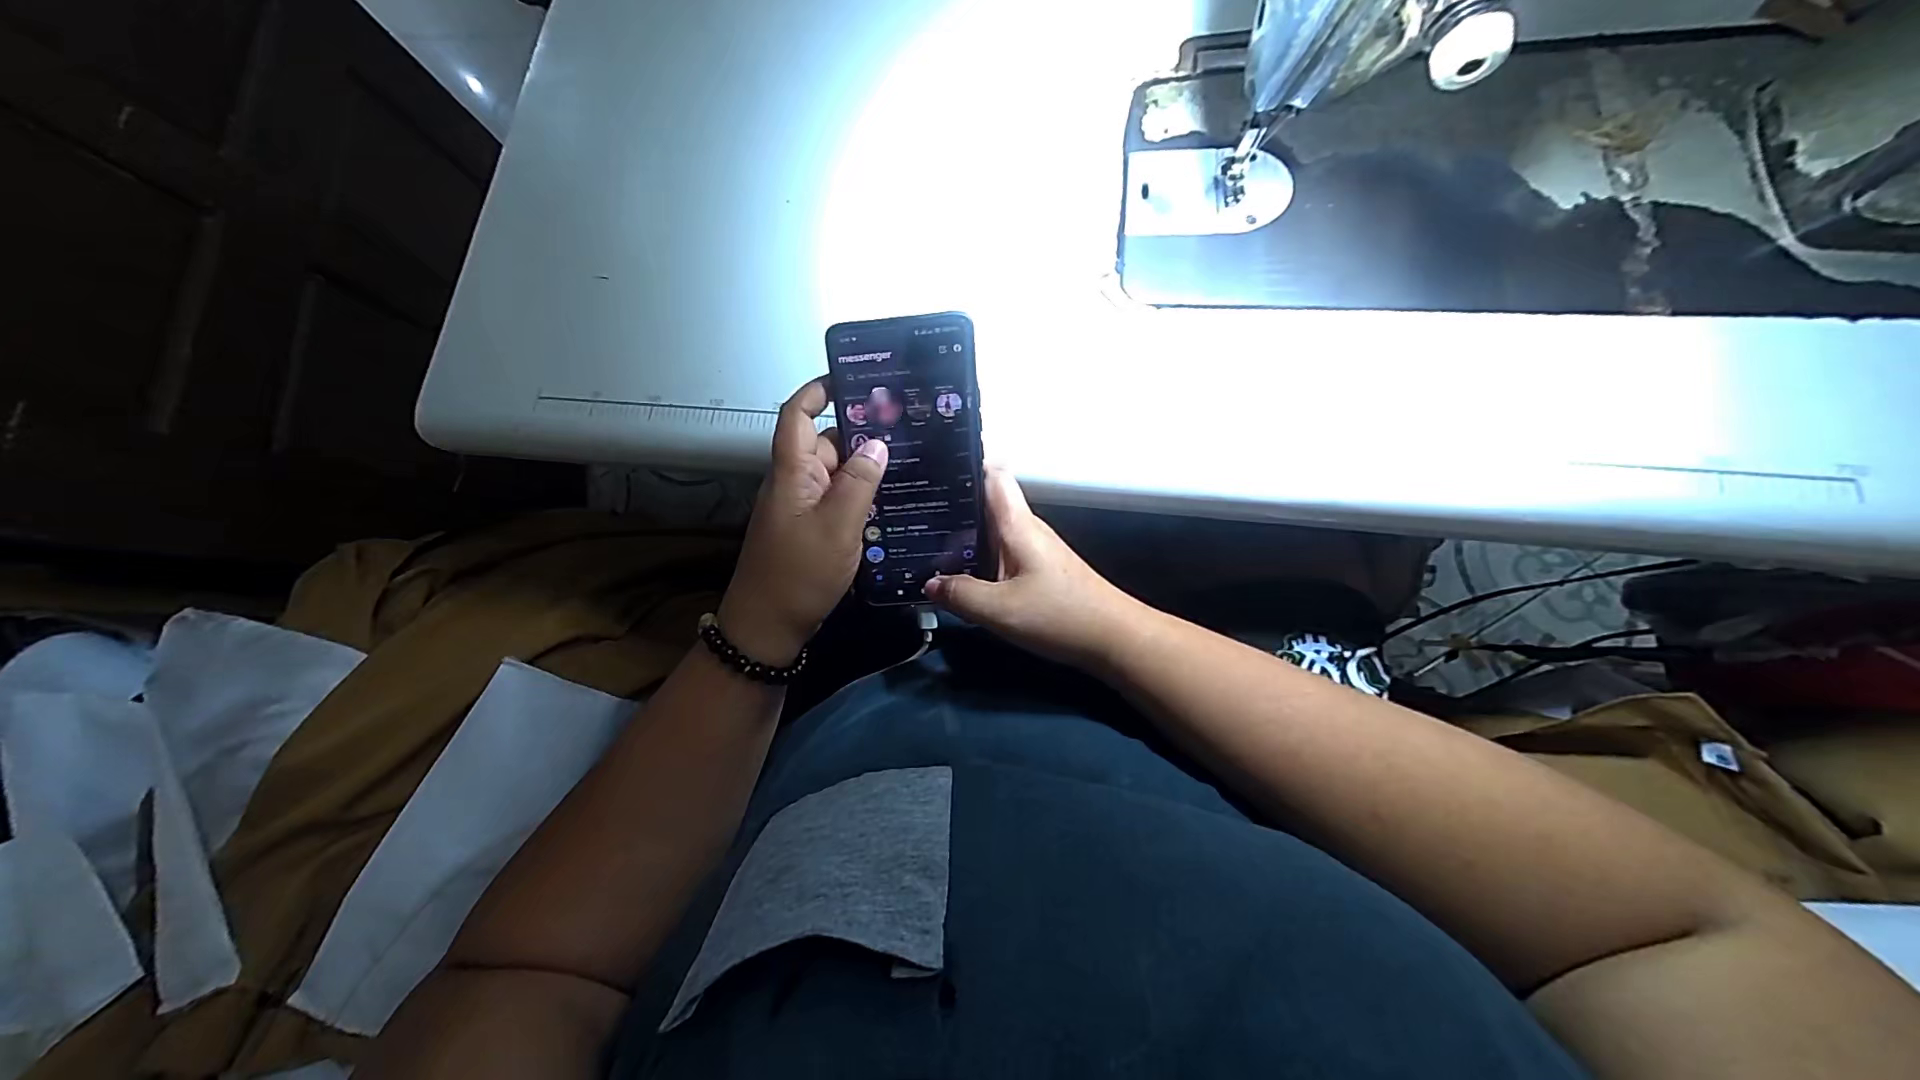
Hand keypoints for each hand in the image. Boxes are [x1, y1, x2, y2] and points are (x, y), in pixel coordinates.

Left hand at [717, 379, 886, 665]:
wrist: (768, 626)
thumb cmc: (799, 573)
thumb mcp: (837, 526)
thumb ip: (859, 482)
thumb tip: (878, 444)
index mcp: (792, 471)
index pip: (798, 415)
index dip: (819, 391)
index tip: (853, 378)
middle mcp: (796, 482)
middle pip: (826, 442)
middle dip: (861, 431)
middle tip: (906, 426)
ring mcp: (804, 507)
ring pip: (838, 473)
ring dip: (867, 466)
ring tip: (911, 458)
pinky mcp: (813, 529)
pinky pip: (839, 500)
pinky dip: (863, 494)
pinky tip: (893, 498)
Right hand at [923, 467, 1143, 669]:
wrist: (1113, 638)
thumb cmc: (1064, 615)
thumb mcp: (1000, 610)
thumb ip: (960, 595)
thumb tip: (931, 584)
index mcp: (1018, 525)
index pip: (992, 474)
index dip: (964, 461)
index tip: (933, 462)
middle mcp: (1026, 530)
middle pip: (984, 503)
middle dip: (952, 504)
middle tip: (914, 510)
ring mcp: (1033, 550)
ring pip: (990, 531)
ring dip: (962, 535)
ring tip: (923, 542)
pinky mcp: (1036, 570)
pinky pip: (999, 555)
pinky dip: (977, 559)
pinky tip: (958, 576)